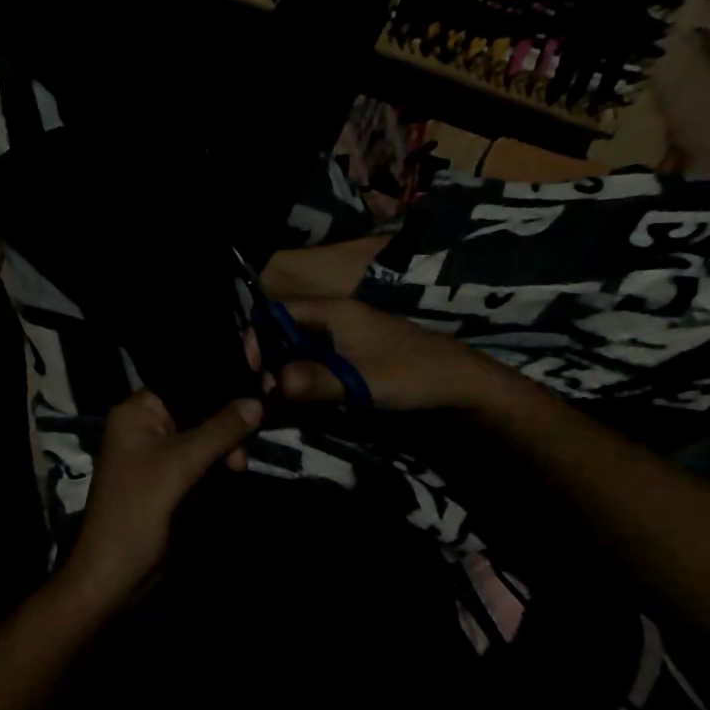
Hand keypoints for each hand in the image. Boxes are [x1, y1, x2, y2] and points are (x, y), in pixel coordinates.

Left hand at [65, 389, 262, 595]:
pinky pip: (200, 456)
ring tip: (240, 464)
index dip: (220, 382)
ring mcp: (157, 452)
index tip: (256, 385)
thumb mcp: (180, 465)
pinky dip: (218, 459)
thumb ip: (220, 430)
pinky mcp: (169, 477)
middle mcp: (145, 425)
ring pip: (203, 433)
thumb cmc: (137, 511)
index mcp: (137, 411)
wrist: (113, 576)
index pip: (185, 381)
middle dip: (226, 420)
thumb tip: (257, 401)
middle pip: (197, 407)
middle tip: (249, 441)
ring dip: (225, 443)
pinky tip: (236, 467)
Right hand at [275, 298, 496, 410]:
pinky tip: (301, 398)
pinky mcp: (356, 355)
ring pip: (302, 348)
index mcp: (334, 311)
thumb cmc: (410, 373)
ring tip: (275, 398)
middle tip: (260, 390)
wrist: (459, 382)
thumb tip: (271, 384)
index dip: (258, 334)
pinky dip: (306, 376)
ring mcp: (347, 336)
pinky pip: (319, 360)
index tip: (251, 368)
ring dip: (287, 370)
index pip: (280, 311)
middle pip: (287, 330)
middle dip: (270, 358)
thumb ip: (316, 381)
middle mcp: (336, 318)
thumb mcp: (361, 380)